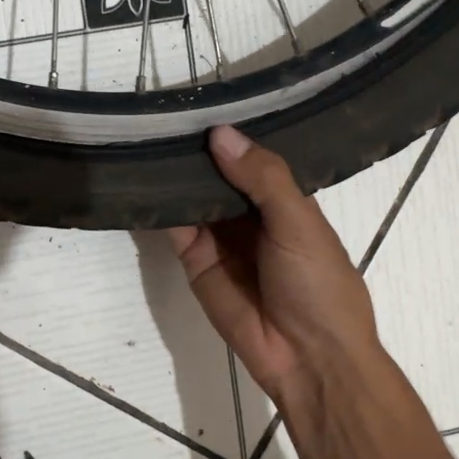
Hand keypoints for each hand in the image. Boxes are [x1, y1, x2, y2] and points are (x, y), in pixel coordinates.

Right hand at [169, 126, 381, 406]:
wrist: (308, 358)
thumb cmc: (320, 285)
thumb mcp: (300, 223)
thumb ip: (263, 178)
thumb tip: (220, 133)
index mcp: (284, 200)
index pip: (251, 156)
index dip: (229, 132)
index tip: (197, 99)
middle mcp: (248, 213)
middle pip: (215, 173)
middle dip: (193, 149)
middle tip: (158, 111)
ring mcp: (218, 236)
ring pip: (191, 195)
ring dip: (172, 173)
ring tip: (142, 135)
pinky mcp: (192, 258)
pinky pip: (172, 225)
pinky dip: (157, 206)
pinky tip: (138, 178)